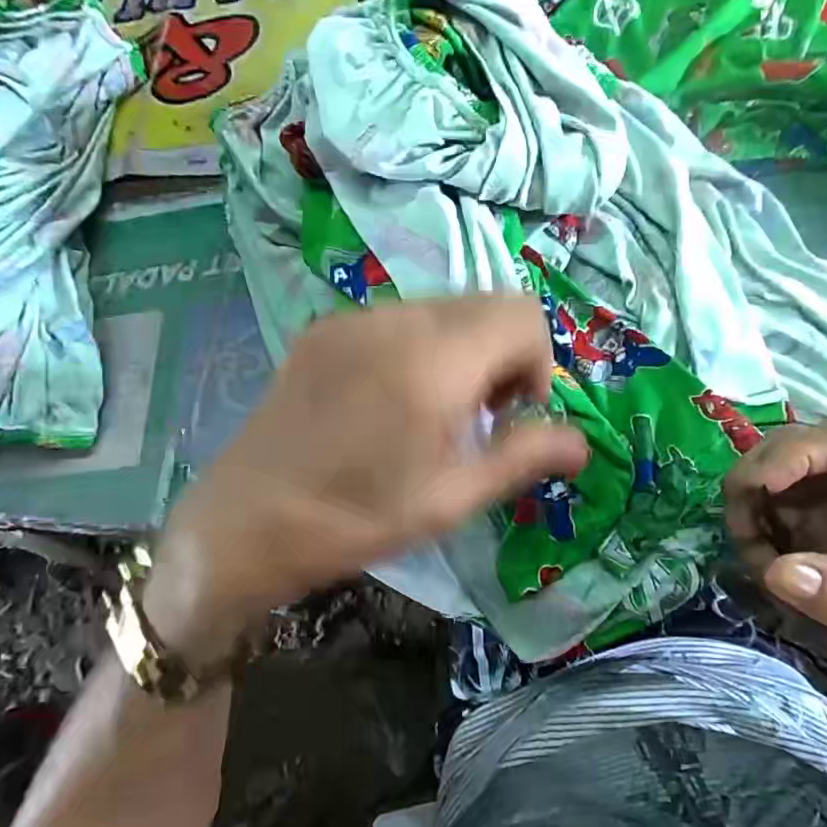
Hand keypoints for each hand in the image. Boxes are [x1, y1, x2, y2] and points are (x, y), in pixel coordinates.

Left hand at [143, 296, 587, 665]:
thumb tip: (582, 443)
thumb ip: (523, 456)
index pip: (521, 313)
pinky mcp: (322, 329)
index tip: (512, 415)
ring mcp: (351, 318)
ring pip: (440, 308)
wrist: (244, 522)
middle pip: (483, 304)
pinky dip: (417, 346)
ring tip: (432, 410)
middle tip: (477, 417)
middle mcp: (394, 319)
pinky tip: (389, 400)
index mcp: (433, 360)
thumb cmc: (354, 519)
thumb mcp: (450, 499)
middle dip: (501, 353)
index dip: (536, 362)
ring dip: (460, 348)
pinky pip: (395, 319)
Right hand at [722, 417, 826, 751]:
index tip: (757, 485)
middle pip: (802, 452)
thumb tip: (780, 570)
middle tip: (738, 521)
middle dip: (760, 477)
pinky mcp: (816, 543)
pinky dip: (750, 535)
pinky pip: (766, 517)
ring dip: (749, 509)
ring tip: (755, 560)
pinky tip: (763, 572)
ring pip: (776, 482)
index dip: (798, 451)